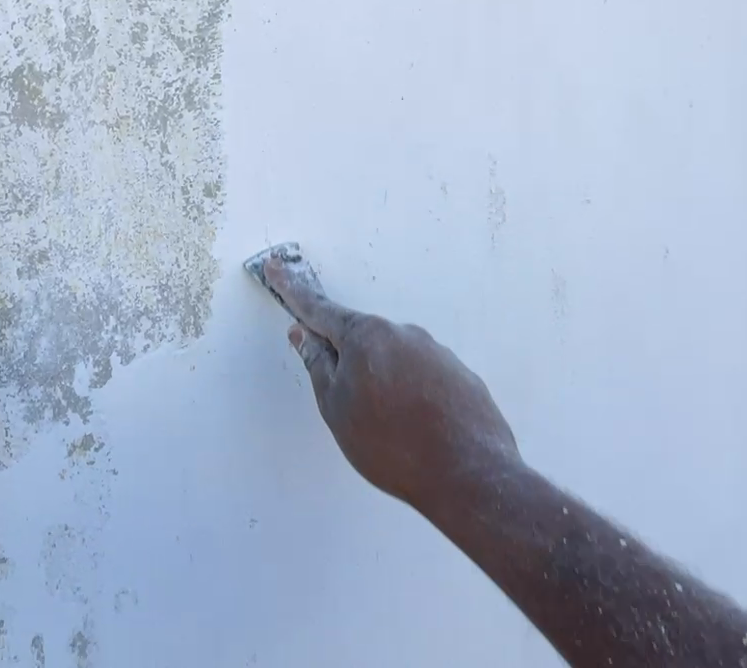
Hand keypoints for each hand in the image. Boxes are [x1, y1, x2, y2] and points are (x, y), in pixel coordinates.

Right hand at [258, 248, 519, 516]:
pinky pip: (423, 377)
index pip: (318, 308)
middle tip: (345, 402)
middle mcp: (403, 334)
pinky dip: (411, 394)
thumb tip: (304, 334)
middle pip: (360, 337)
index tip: (274, 266)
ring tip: (388, 428)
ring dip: (382, 381)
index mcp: (366, 335)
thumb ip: (317, 364)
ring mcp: (438, 354)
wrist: (472, 479)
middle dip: (345, 358)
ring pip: (393, 359)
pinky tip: (417, 429)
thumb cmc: (390, 443)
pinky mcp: (463, 378)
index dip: (292, 290)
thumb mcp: (336, 406)